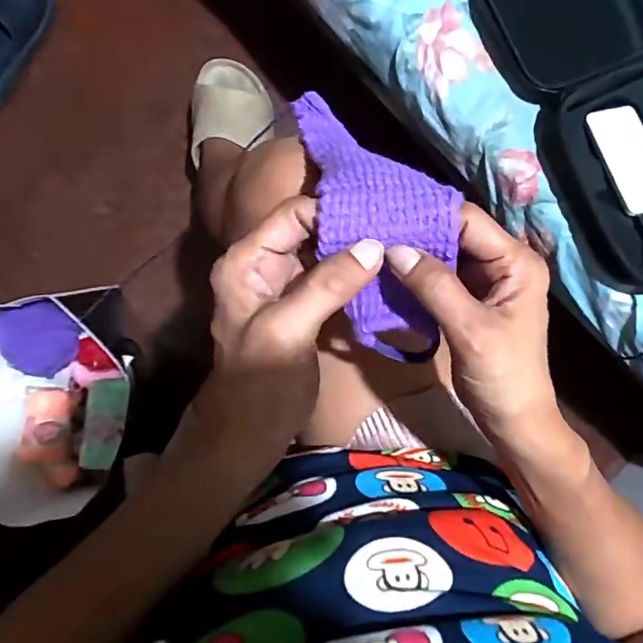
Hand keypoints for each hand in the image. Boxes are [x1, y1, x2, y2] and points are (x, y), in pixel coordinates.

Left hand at [199, 196, 382, 448]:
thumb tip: (374, 245)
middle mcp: (262, 264)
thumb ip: (326, 286)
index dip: (332, 210)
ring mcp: (283, 285)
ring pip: (322, 252)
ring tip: (396, 242)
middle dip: (349, 226)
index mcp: (246, 260)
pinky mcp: (302, 306)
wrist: (248, 432)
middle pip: (309, 228)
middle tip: (395, 225)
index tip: (378, 215)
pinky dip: (353, 273)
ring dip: (354, 249)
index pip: (293, 213)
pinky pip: (329, 277)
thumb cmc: (258, 383)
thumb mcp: (288, 330)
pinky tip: (382, 272)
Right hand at [387, 204, 564, 449]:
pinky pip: (440, 278)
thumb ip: (435, 286)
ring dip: (413, 252)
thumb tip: (394, 247)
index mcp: (517, 262)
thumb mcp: (470, 329)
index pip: (468, 221)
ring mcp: (486, 282)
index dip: (428, 213)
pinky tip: (387, 271)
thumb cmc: (503, 375)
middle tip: (372, 225)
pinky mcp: (470, 300)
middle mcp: (504, 263)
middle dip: (417, 231)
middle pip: (455, 233)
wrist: (514, 421)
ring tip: (373, 242)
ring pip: (445, 254)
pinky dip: (416, 275)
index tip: (387, 210)